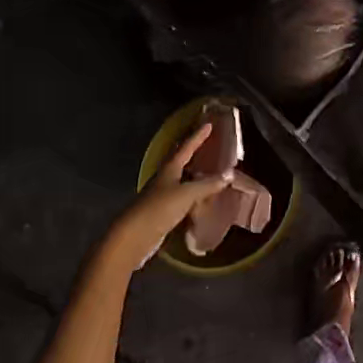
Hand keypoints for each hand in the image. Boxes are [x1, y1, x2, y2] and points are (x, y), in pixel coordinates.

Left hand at [102, 124, 234, 269]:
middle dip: (194, 153)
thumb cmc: (159, 209)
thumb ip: (208, 184)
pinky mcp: (162, 213)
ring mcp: (162, 196)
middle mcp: (165, 179)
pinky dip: (195, 196)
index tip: (209, 124)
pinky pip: (183, 198)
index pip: (186, 148)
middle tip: (209, 145)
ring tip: (212, 172)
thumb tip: (229, 174)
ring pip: (183, 181)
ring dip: (196, 176)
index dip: (198, 136)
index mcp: (169, 169)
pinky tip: (204, 200)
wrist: (133, 238)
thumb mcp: (187, 194)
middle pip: (181, 162)